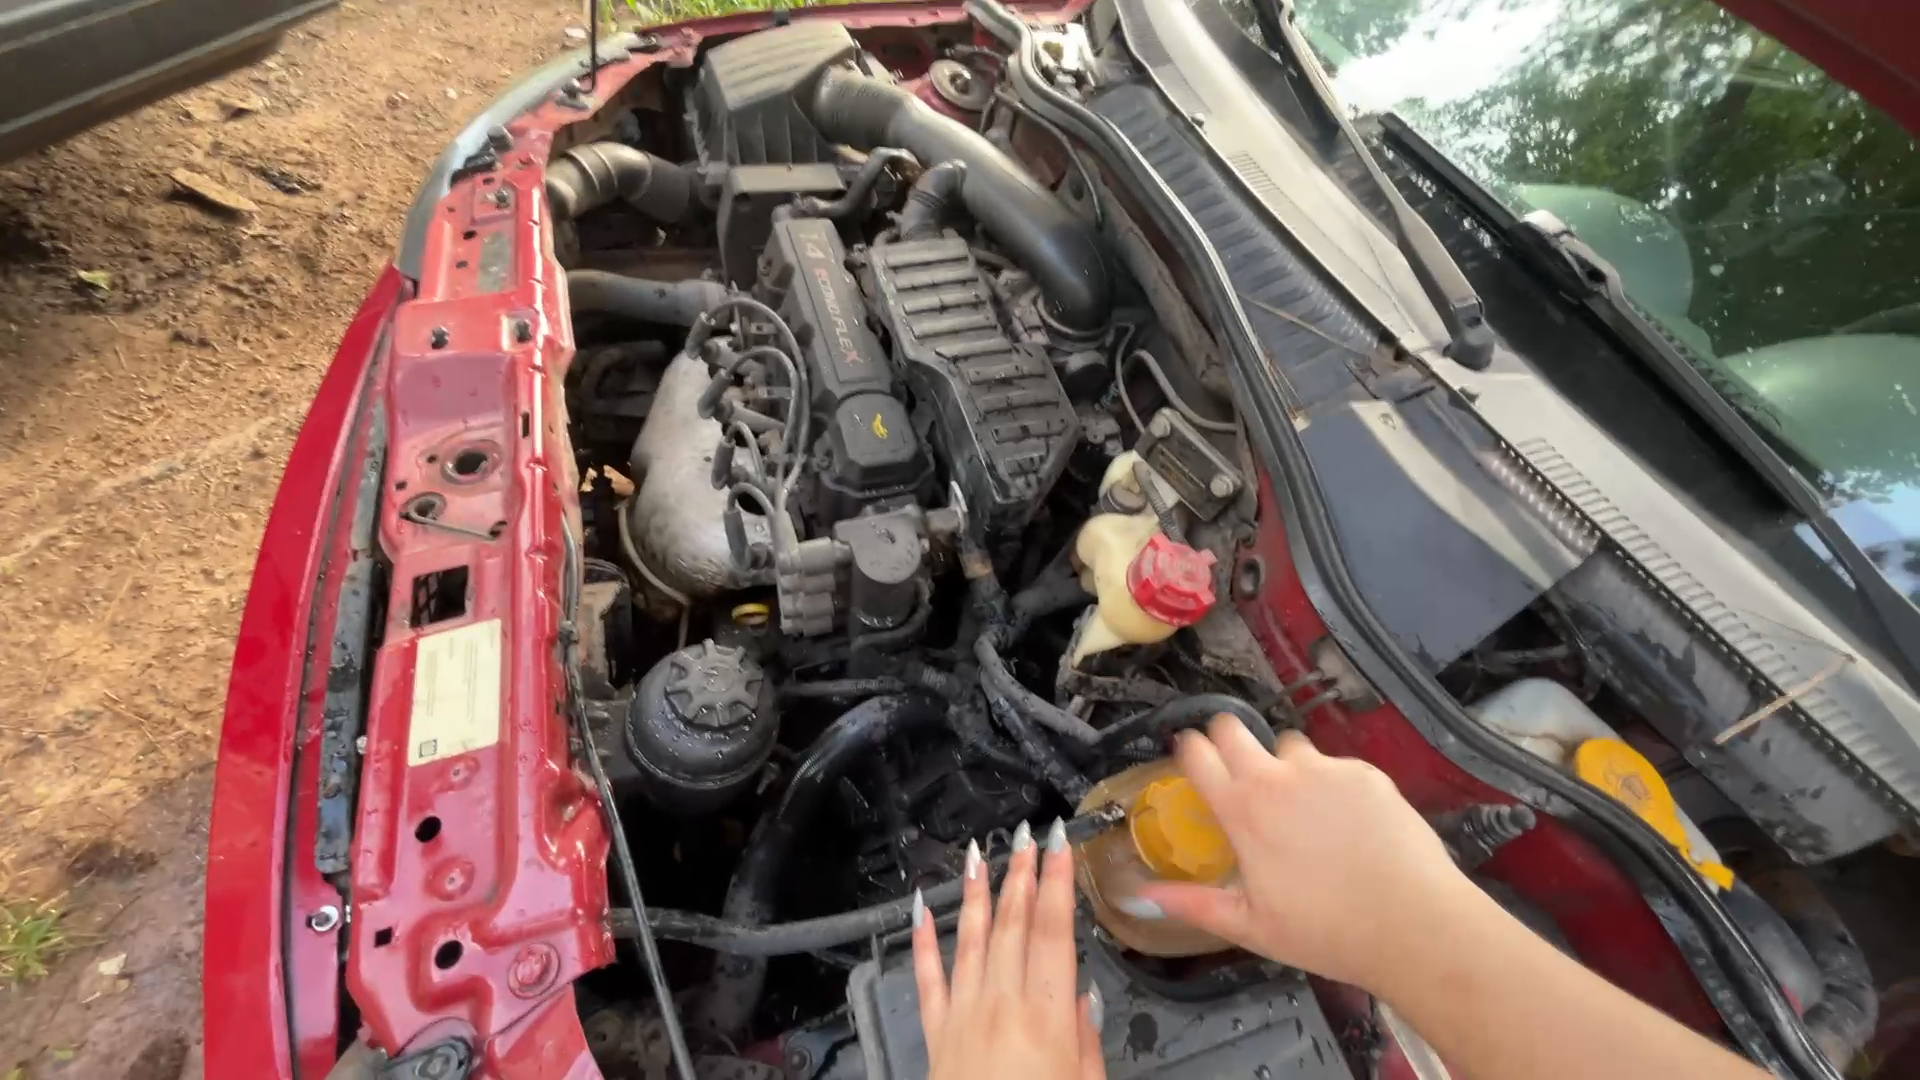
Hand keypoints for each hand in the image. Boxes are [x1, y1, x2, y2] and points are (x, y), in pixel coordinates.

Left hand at [914, 819, 1104, 1079]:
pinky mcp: (934, 1033)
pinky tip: (919, 907)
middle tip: (1024, 832)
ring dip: (976, 891)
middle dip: (1021, 873)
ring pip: (971, 938)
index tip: (1059, 842)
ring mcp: (962, 1014)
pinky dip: (922, 941)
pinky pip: (927, 979)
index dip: (1057, 881)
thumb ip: (1084, 1041)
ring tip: (977, 851)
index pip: (1054, 931)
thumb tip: (1082, 989)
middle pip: (1014, 924)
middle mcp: (1001, 1002)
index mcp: (1046, 1016)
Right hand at [1130, 717, 1477, 991]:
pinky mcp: (1365, 772)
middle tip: (1240, 770)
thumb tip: (1140, 898)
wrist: (1418, 929)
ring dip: (1286, 764)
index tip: (1191, 758)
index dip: (1188, 748)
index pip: (1196, 751)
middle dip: (1227, 738)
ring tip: (1305, 804)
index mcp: (1242, 809)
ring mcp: (1323, 769)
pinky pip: (1336, 765)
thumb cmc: (1326, 932)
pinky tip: (1352, 821)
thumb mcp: (1250, 925)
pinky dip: (1335, 784)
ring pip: (1289, 744)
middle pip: (1232, 725)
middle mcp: (1275, 777)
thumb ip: (1192, 904)